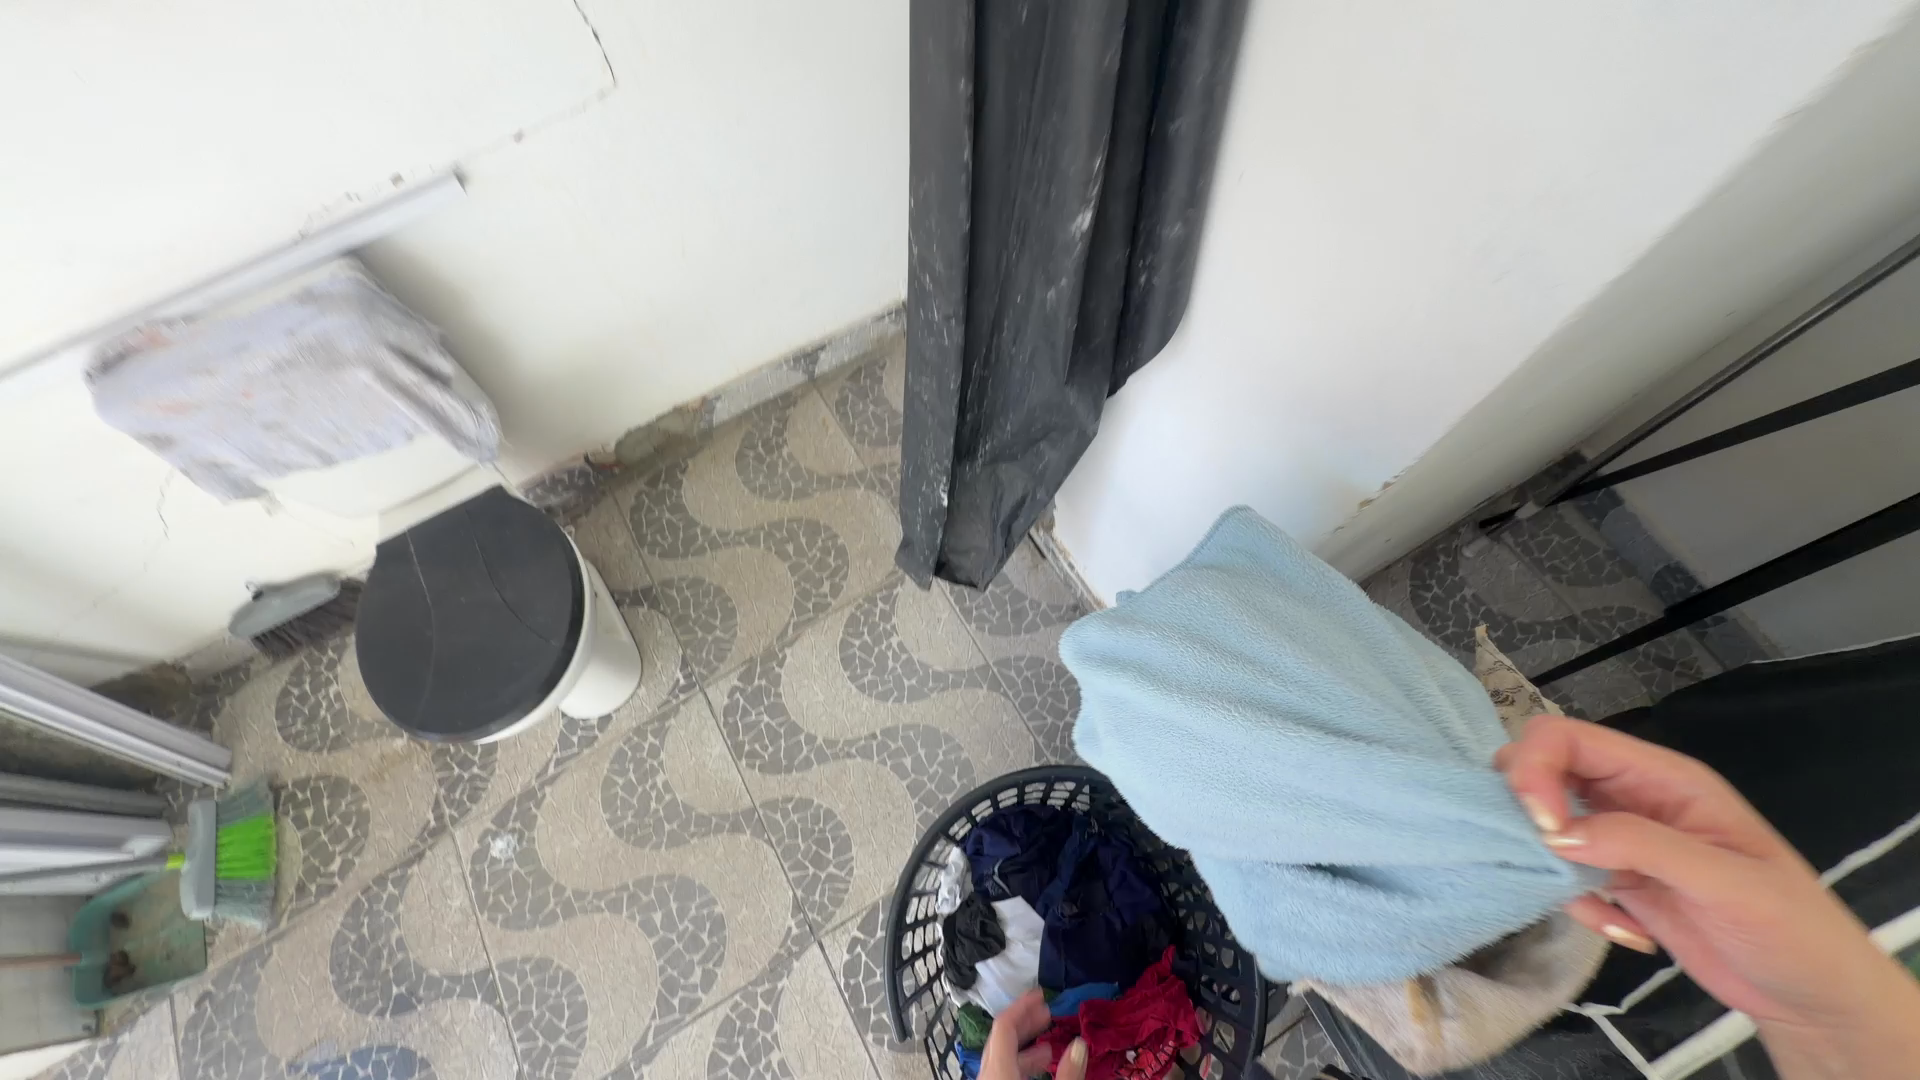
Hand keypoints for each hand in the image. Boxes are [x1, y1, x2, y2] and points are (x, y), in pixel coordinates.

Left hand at [979, 990, 1085, 1079]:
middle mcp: (987, 1073)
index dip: (1022, 1005)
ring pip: (1000, 1054)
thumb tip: (1080, 1044)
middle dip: (1025, 1021)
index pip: (1004, 1025)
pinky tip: (1038, 1067)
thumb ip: (1067, 1072)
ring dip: (1024, 1044)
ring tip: (1048, 1043)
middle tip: (1047, 1012)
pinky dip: (1018, 1061)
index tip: (1040, 993)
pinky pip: (1000, 1068)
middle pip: (1001, 1037)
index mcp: (998, 1070)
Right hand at [1497, 714, 1919, 1077]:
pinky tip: (1622, 927)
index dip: (1535, 766)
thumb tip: (1551, 833)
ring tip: (1587, 897)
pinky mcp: (1604, 872)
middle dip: (1526, 806)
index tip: (1539, 822)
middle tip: (1544, 853)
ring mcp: (1612, 833)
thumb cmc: (1792, 933)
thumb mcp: (1728, 883)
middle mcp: (1627, 794)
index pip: (1565, 738)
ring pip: (1535, 815)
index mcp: (1659, 776)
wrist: (1817, 1004)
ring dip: (1542, 855)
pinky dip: (1570, 897)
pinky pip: (1553, 866)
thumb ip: (1639, 844)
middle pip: (1538, 766)